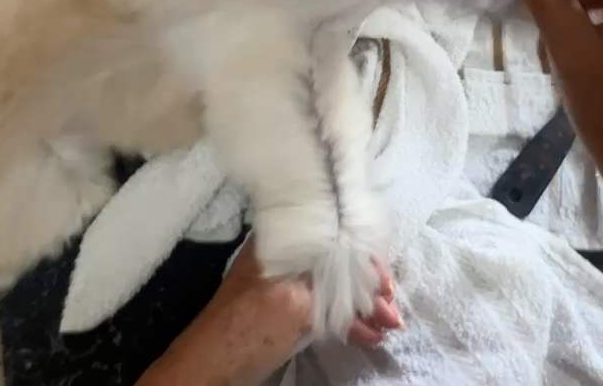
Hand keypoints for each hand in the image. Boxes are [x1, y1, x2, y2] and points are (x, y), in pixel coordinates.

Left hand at [141, 243, 399, 385]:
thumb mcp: (294, 302)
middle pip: (339, 258)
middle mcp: (288, 252)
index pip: (336, 233)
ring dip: (363, 304)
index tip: (387, 281)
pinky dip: (348, 318)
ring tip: (390, 324)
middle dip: (369, 283)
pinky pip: (326, 304)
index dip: (366, 256)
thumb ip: (334, 291)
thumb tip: (377, 297)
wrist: (209, 369)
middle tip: (393, 308)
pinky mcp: (287, 308)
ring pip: (335, 283)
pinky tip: (369, 333)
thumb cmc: (247, 326)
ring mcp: (287, 281)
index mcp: (284, 237)